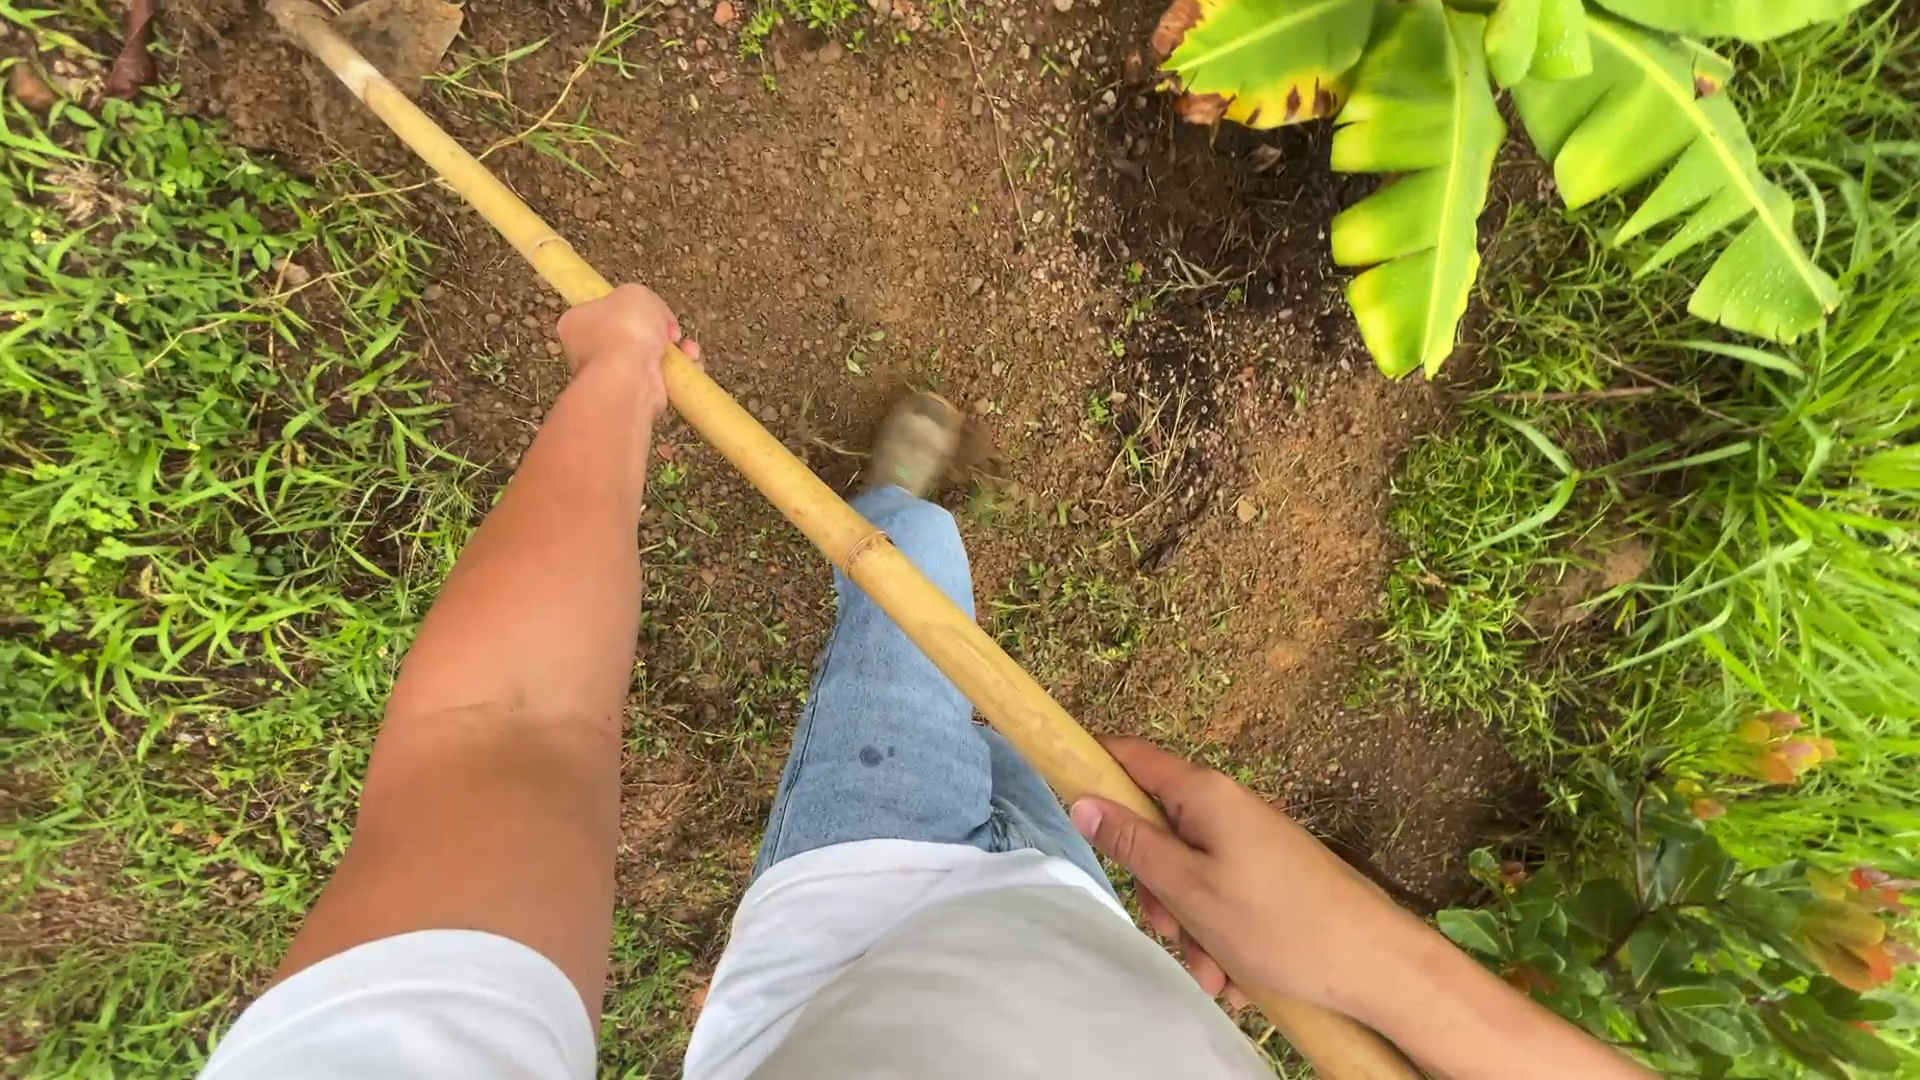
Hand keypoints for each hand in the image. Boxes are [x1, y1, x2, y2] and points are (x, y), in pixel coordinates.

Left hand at [555, 283, 699, 419]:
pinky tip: (691, 366)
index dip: (634, 309)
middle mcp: (589, 349)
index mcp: (578, 321)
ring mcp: (611, 374)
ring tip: (690, 350)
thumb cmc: (624, 330)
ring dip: (674, 352)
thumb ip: (646, 299)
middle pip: (633, 335)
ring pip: (649, 358)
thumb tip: (658, 318)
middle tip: (674, 333)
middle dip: (661, 333)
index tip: (654, 312)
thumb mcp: (637, 294)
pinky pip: (659, 378)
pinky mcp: (633, 392)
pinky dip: (677, 372)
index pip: (607, 311)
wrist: (629, 377)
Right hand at [1070, 736, 1425, 1016]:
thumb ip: (1132, 843)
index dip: (1095, 765)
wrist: (1382, 968)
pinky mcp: (1268, 873)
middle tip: (1165, 927)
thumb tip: (1082, 802)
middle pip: (1157, 826)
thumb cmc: (1279, 922)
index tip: (1066, 790)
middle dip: (1152, 881)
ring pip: (1188, 869)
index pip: (1132, 755)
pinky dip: (1217, 931)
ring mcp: (1249, 839)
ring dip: (1187, 921)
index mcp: (1203, 793)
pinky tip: (1235, 975)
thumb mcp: (1190, 888)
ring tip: (1212, 971)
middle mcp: (1224, 805)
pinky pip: (1221, 892)